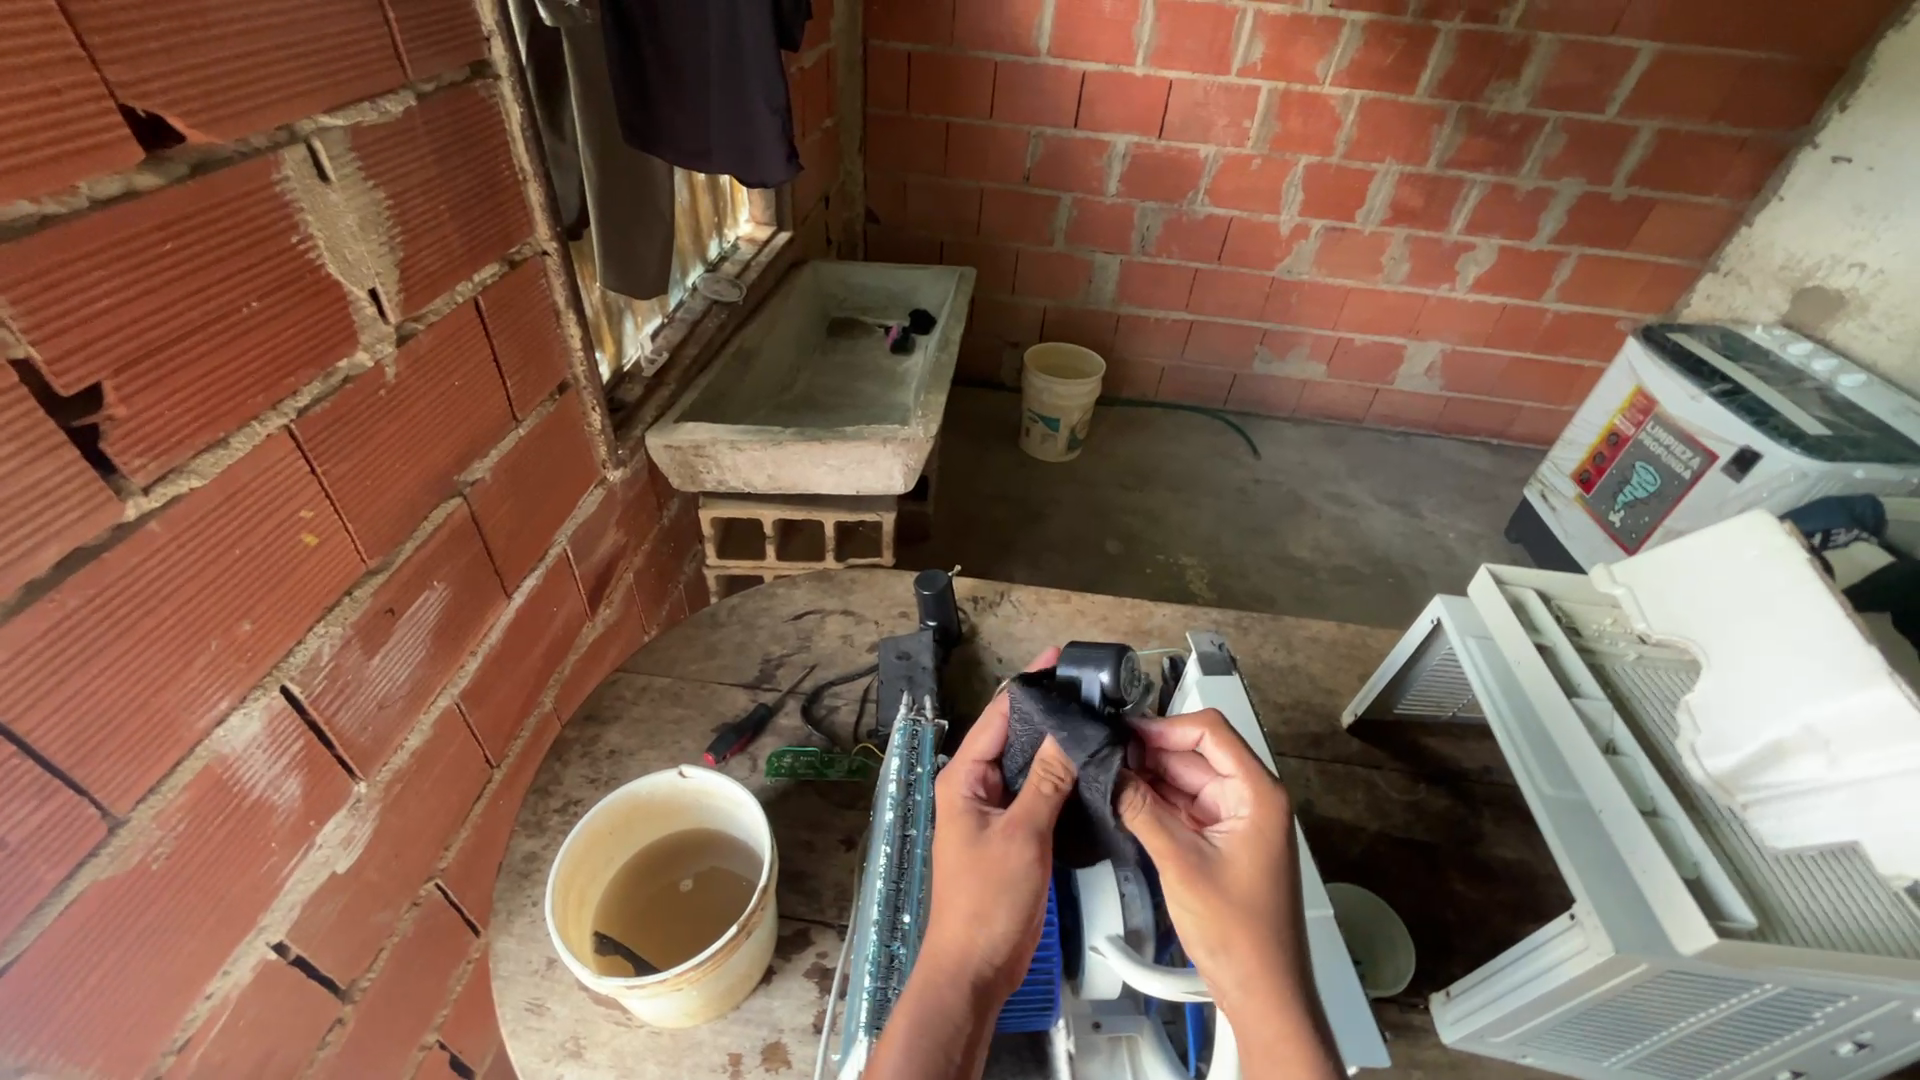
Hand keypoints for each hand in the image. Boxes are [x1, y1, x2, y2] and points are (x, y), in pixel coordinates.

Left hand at [867, 649, 1076, 1079]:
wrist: (975, 968)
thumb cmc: (987, 902)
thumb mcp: (1022, 835)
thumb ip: (1047, 782)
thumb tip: (1071, 735)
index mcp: (963, 778)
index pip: (998, 717)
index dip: (1027, 686)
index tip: (1058, 660)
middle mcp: (974, 787)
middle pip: (1013, 737)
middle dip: (1047, 712)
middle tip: (1088, 690)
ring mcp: (993, 811)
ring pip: (1027, 766)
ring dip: (1055, 746)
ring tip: (1093, 719)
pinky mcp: (1012, 833)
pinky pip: (1035, 793)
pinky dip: (1058, 778)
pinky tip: (1086, 768)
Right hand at [1116, 708, 1338, 1077]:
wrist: (1261, 992)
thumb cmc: (1238, 932)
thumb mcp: (1182, 864)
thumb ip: (1142, 811)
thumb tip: (1108, 771)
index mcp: (1257, 793)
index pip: (1210, 733)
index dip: (1165, 727)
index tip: (1125, 733)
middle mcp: (1248, 797)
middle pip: (1193, 754)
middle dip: (1150, 752)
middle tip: (1104, 754)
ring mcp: (1231, 818)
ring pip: (1184, 779)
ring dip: (1148, 776)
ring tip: (1106, 772)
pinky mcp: (1216, 839)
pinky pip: (1182, 805)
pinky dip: (1154, 800)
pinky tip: (1122, 797)